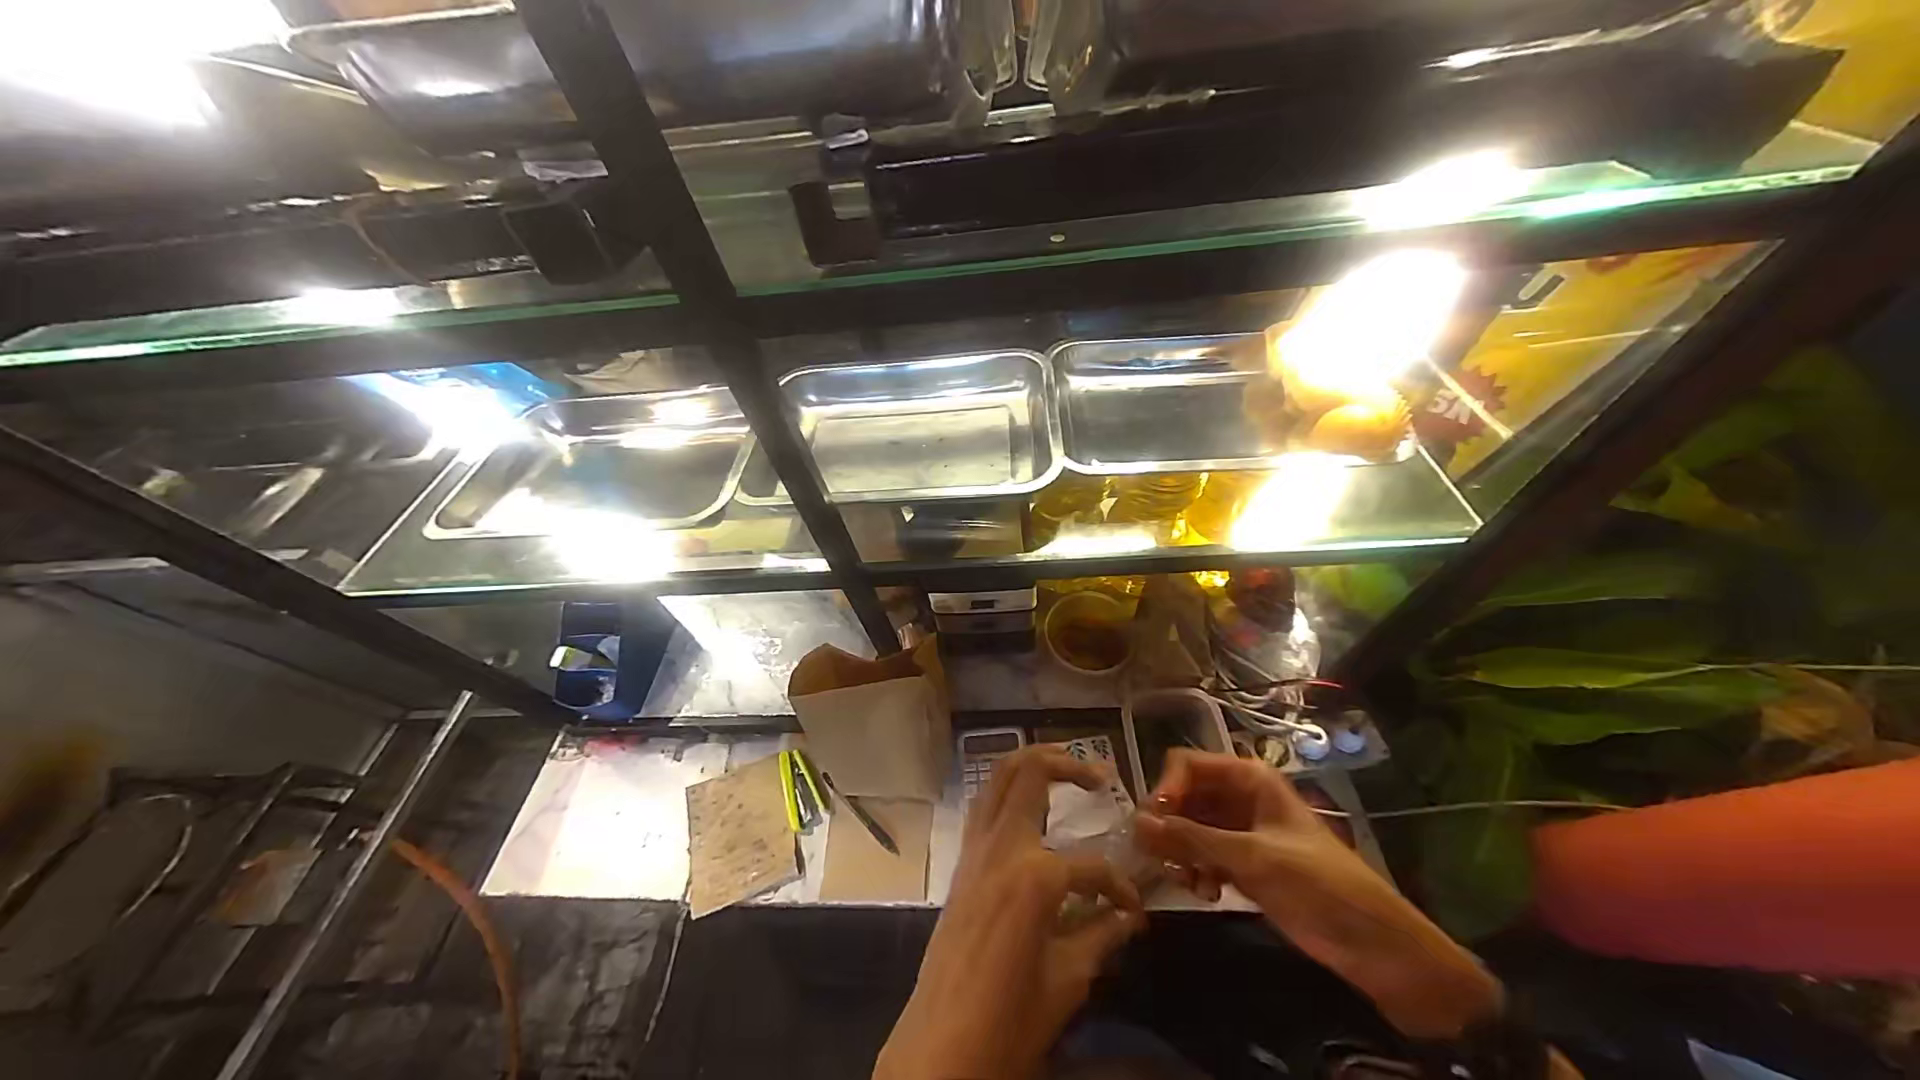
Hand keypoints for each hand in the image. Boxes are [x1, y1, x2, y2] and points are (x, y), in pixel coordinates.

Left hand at [875, 746, 1145, 1079]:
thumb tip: (1129, 915)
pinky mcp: (961, 863)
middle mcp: (1001, 847)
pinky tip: (1028, 808)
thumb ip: (1101, 935)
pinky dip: (1007, 792)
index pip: (1092, 868)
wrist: (941, 1046)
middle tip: (1099, 775)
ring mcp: (975, 850)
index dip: (1120, 887)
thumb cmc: (1009, 1020)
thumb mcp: (1068, 979)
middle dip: (1066, 763)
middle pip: (1029, 773)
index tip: (1134, 911)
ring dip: (1030, 765)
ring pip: (998, 779)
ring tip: (1064, 769)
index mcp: (1034, 876)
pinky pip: (983, 807)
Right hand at [1133, 749, 1500, 1039]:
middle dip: (1170, 825)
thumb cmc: (1317, 885)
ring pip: (1190, 827)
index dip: (1166, 789)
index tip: (1155, 824)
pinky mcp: (1244, 863)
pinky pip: (1202, 854)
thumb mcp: (1251, 858)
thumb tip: (1135, 824)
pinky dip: (1196, 870)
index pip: (1187, 765)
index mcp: (1249, 779)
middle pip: (1184, 796)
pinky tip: (1204, 891)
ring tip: (1187, 880)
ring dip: (1181, 852)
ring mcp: (1242, 831)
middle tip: (1160, 858)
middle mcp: (1241, 797)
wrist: (1374, 944)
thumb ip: (1191, 839)